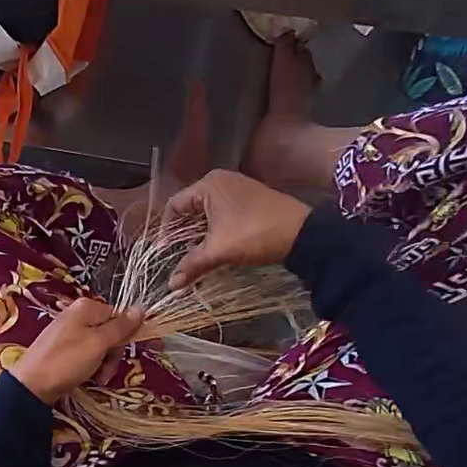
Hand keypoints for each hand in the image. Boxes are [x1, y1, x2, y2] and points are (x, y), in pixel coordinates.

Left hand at [7, 297, 146, 402]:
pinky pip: (87, 353)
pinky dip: (91, 366)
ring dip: (103, 363)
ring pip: (100, 345)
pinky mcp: (64, 348)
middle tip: (105, 372)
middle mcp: (78, 314)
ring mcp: (70, 331)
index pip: (119, 317)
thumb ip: (121, 327)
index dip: (124, 337)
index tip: (123, 356)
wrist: (32, 385)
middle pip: (111, 331)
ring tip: (97, 378)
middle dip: (113, 354)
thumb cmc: (68, 361)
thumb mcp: (99, 343)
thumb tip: (141, 308)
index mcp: (87, 307)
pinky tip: (87, 377)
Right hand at [162, 169, 311, 287]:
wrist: (302, 234)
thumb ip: (192, 265)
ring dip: (200, 234)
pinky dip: (215, 229)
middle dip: (183, 234)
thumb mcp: (220, 251)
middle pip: (190, 208)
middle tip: (179, 256)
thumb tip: (171, 286)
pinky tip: (218, 246)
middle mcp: (220, 180)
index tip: (165, 254)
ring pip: (207, 212)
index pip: (174, 206)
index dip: (166, 231)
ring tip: (198, 255)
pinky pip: (222, 212)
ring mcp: (236, 188)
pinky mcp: (249, 199)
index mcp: (208, 184)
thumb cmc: (256, 235)